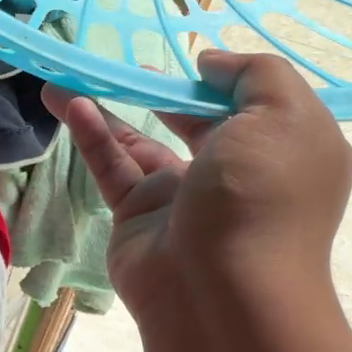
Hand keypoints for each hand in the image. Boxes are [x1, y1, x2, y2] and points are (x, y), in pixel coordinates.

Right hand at [41, 51, 351, 323]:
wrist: (219, 290)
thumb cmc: (259, 197)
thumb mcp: (284, 117)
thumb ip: (255, 76)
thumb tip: (209, 62)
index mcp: (284, 148)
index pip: (253, 103)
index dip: (220, 78)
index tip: (188, 61)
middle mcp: (234, 171)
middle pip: (191, 121)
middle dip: (159, 92)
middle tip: (122, 66)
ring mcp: (182, 196)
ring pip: (140, 142)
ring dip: (106, 109)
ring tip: (67, 79)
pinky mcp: (136, 214)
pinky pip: (112, 167)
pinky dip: (92, 136)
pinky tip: (71, 106)